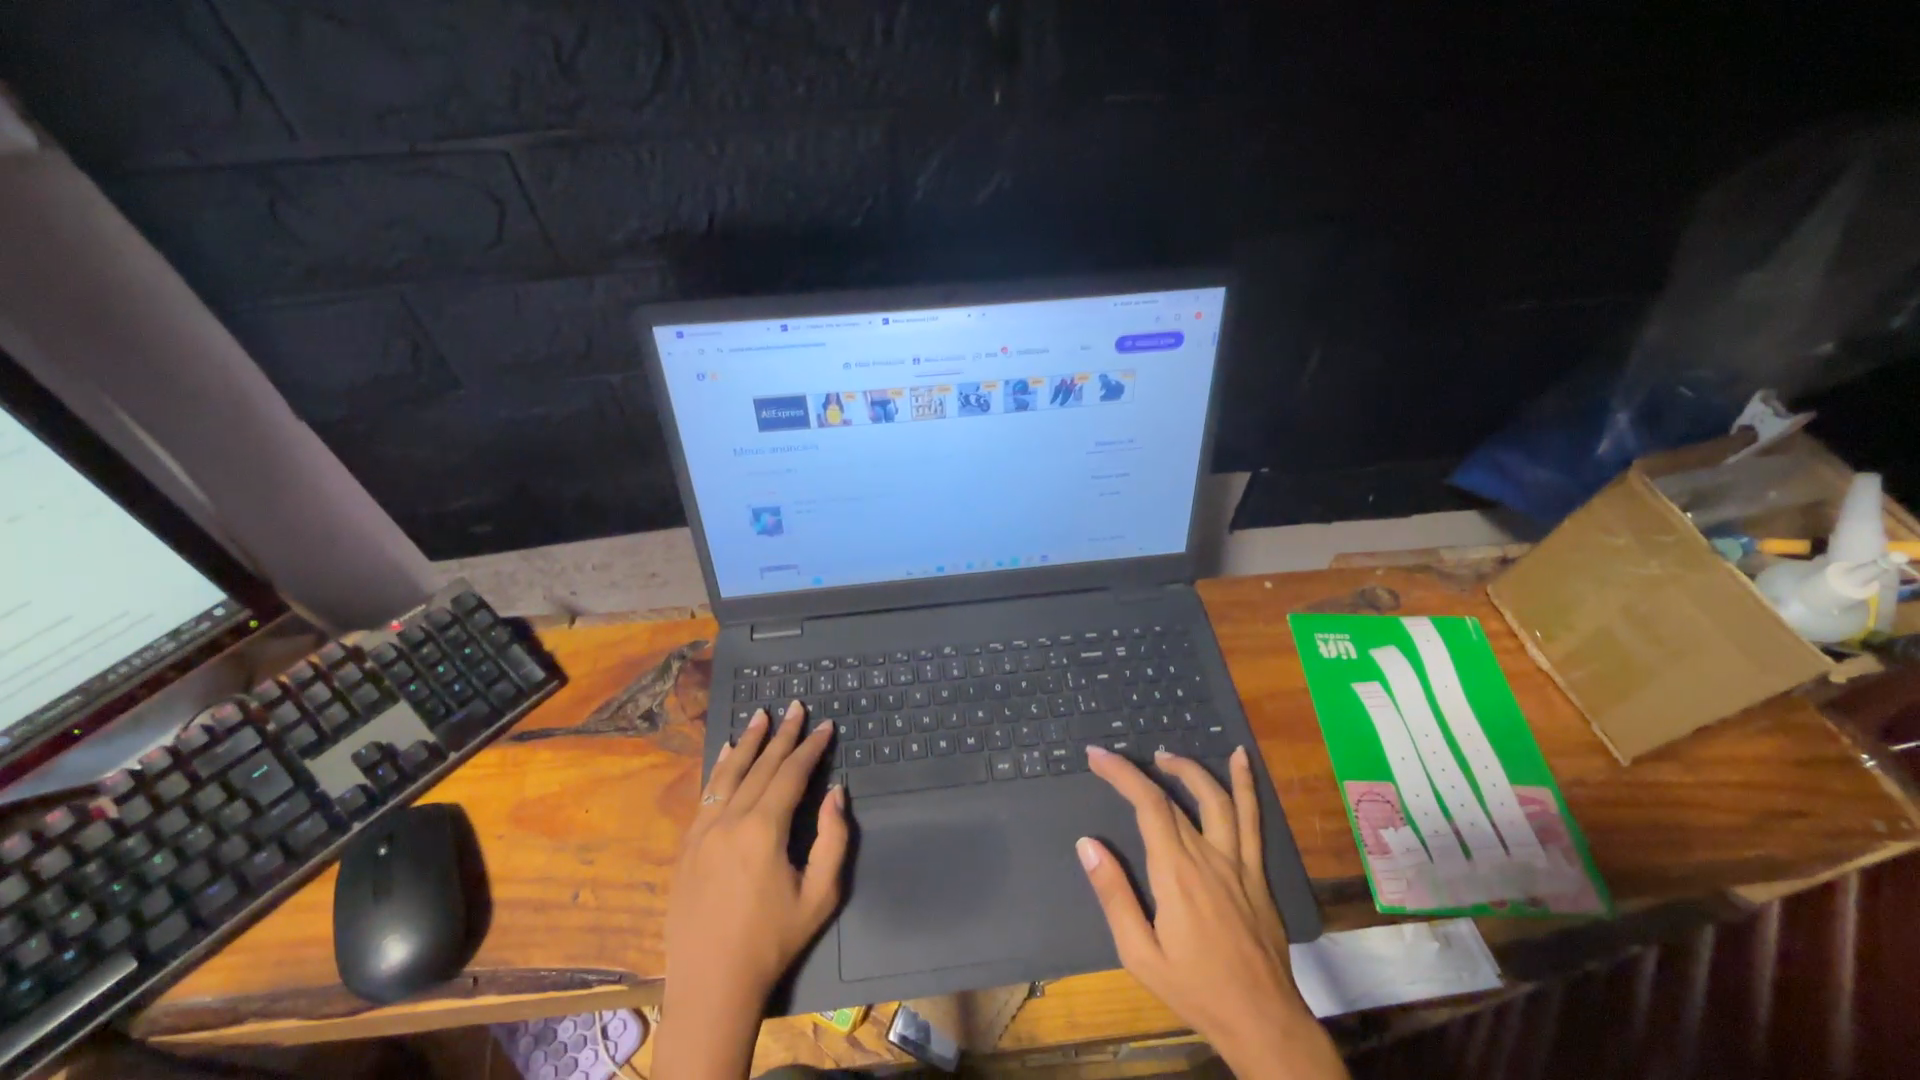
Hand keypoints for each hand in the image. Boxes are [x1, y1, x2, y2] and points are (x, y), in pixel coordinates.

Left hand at [657, 702, 846, 1079]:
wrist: (711, 982)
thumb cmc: (772, 941)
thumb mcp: (820, 895)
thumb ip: (833, 839)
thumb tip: (836, 793)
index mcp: (763, 830)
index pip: (791, 775)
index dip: (810, 748)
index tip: (825, 725)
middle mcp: (730, 820)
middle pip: (760, 767)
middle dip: (782, 735)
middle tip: (797, 706)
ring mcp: (703, 830)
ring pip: (729, 774)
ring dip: (749, 742)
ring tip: (762, 715)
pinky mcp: (687, 844)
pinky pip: (707, 793)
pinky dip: (721, 768)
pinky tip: (728, 752)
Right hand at [1077, 745, 1347, 1079]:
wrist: (1261, 1019)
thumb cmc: (1194, 990)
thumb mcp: (1139, 954)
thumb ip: (1114, 895)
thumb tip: (1088, 844)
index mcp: (1176, 874)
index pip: (1148, 805)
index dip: (1122, 773)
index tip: (1097, 756)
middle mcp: (1209, 857)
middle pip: (1175, 798)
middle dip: (1141, 771)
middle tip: (1115, 758)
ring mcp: (1239, 863)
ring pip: (1218, 799)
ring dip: (1191, 770)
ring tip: (1167, 756)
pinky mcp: (1258, 874)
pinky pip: (1254, 820)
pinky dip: (1246, 785)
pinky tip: (1240, 759)